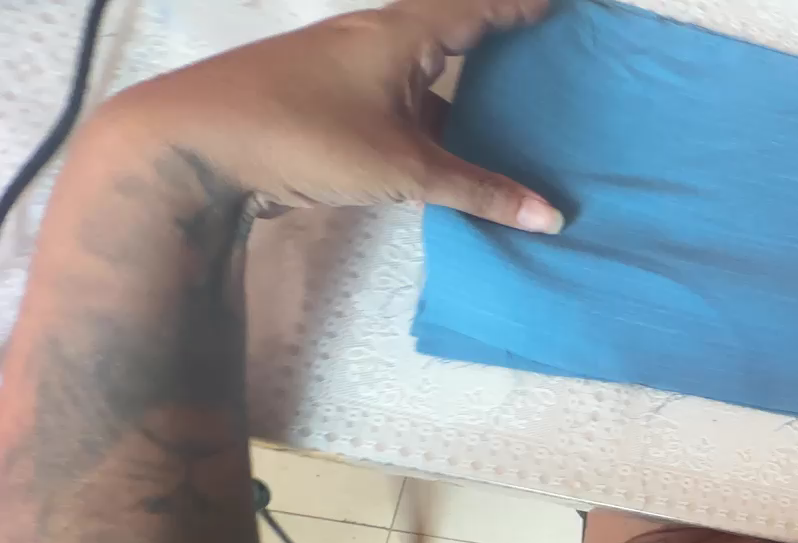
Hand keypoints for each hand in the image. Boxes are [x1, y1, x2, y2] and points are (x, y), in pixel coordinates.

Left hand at [86, 0, 561, 232]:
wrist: (194, 147)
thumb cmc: (304, 137)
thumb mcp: (405, 169)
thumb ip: (482, 192)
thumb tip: (552, 218)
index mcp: (393, 39)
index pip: (467, 11)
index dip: (512, 6)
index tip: (554, 5)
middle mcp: (373, 45)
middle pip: (448, 33)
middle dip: (495, 39)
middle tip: (541, 50)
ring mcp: (352, 74)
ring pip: (429, 74)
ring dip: (471, 89)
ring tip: (518, 109)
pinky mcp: (339, 106)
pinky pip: (410, 106)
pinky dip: (445, 123)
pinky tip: (468, 151)